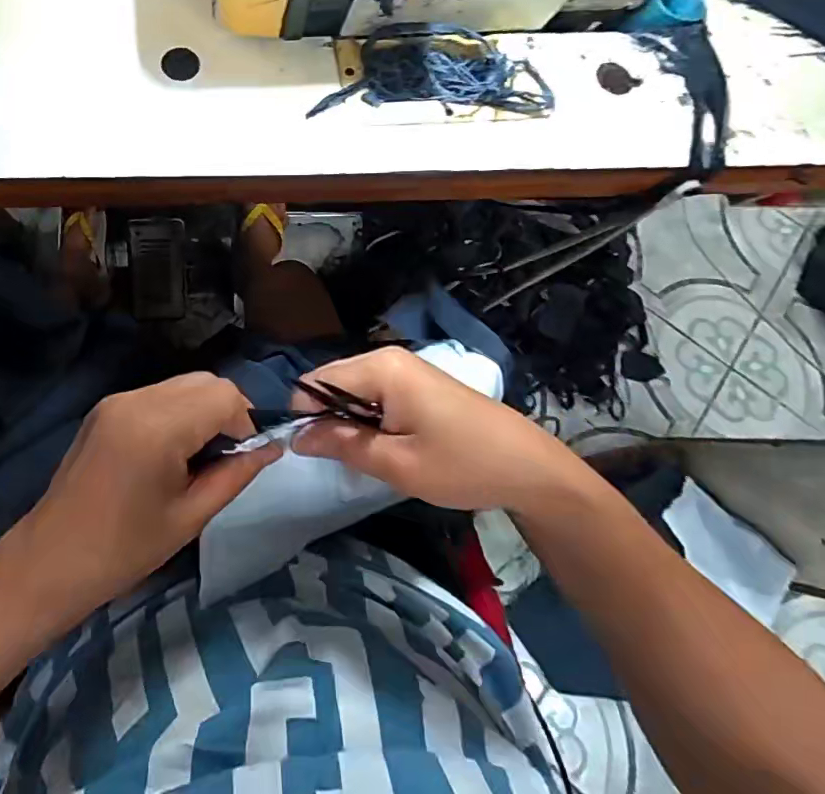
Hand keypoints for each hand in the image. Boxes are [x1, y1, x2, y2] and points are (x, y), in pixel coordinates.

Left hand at [12, 372, 281, 612]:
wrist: (50, 560)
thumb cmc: (123, 550)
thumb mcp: (190, 517)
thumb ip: (235, 474)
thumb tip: (271, 448)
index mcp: (157, 427)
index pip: (224, 395)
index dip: (246, 422)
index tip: (244, 458)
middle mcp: (136, 400)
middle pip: (205, 381)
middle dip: (228, 411)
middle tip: (227, 456)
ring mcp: (117, 400)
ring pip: (183, 384)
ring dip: (203, 410)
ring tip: (199, 456)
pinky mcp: (105, 407)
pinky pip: (158, 394)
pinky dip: (179, 412)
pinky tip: (172, 450)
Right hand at [291, 346, 592, 511]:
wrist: (529, 466)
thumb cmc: (462, 464)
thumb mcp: (396, 463)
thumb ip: (341, 444)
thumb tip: (296, 437)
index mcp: (380, 368)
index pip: (314, 382)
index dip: (303, 415)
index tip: (308, 452)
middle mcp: (388, 357)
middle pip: (331, 381)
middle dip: (325, 417)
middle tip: (340, 459)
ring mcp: (405, 367)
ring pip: (351, 388)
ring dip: (347, 420)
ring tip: (365, 454)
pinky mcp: (417, 381)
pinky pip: (373, 392)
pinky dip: (367, 417)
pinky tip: (385, 444)